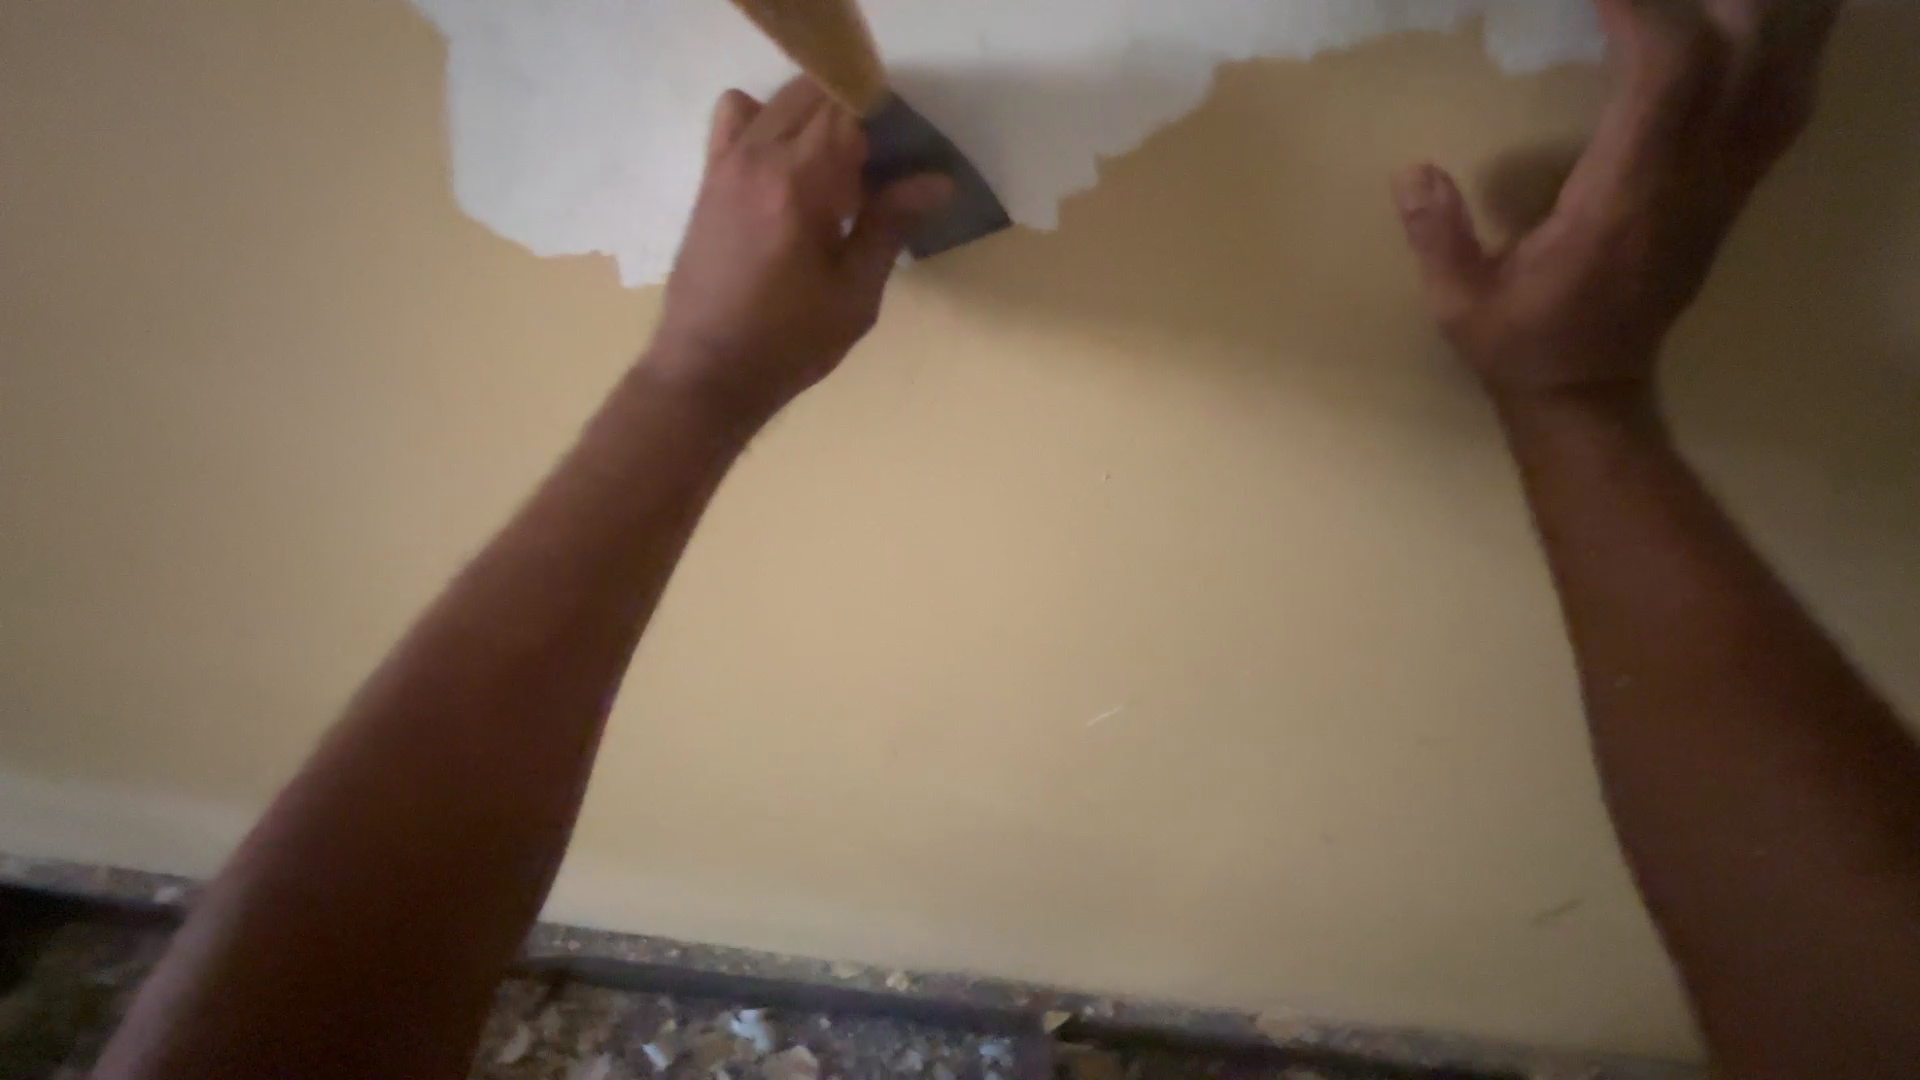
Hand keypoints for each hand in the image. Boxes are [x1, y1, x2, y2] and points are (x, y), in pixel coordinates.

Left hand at [646, 78, 952, 427]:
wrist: (709, 371)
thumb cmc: (790, 344)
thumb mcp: (854, 295)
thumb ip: (890, 227)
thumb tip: (937, 180)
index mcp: (798, 183)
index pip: (848, 108)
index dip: (883, 124)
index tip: (903, 161)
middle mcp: (756, 155)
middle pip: (814, 92)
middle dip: (854, 119)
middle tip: (873, 177)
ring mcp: (725, 162)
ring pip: (778, 99)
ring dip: (814, 119)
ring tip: (832, 175)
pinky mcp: (708, 178)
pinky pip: (736, 117)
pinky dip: (767, 123)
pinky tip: (785, 171)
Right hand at [1394, 0, 1838, 408]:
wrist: (1586, 392)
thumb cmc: (1518, 346)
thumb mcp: (1458, 302)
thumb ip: (1437, 235)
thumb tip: (1410, 172)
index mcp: (1623, 201)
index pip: (1666, 75)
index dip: (1643, 14)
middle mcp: (1692, 182)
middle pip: (1745, 50)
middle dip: (1703, 3)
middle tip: (1637, 0)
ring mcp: (1724, 188)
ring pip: (1787, 70)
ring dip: (1764, 18)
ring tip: (1707, 4)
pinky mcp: (1731, 197)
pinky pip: (1785, 104)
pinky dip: (1783, 54)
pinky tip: (1751, 39)